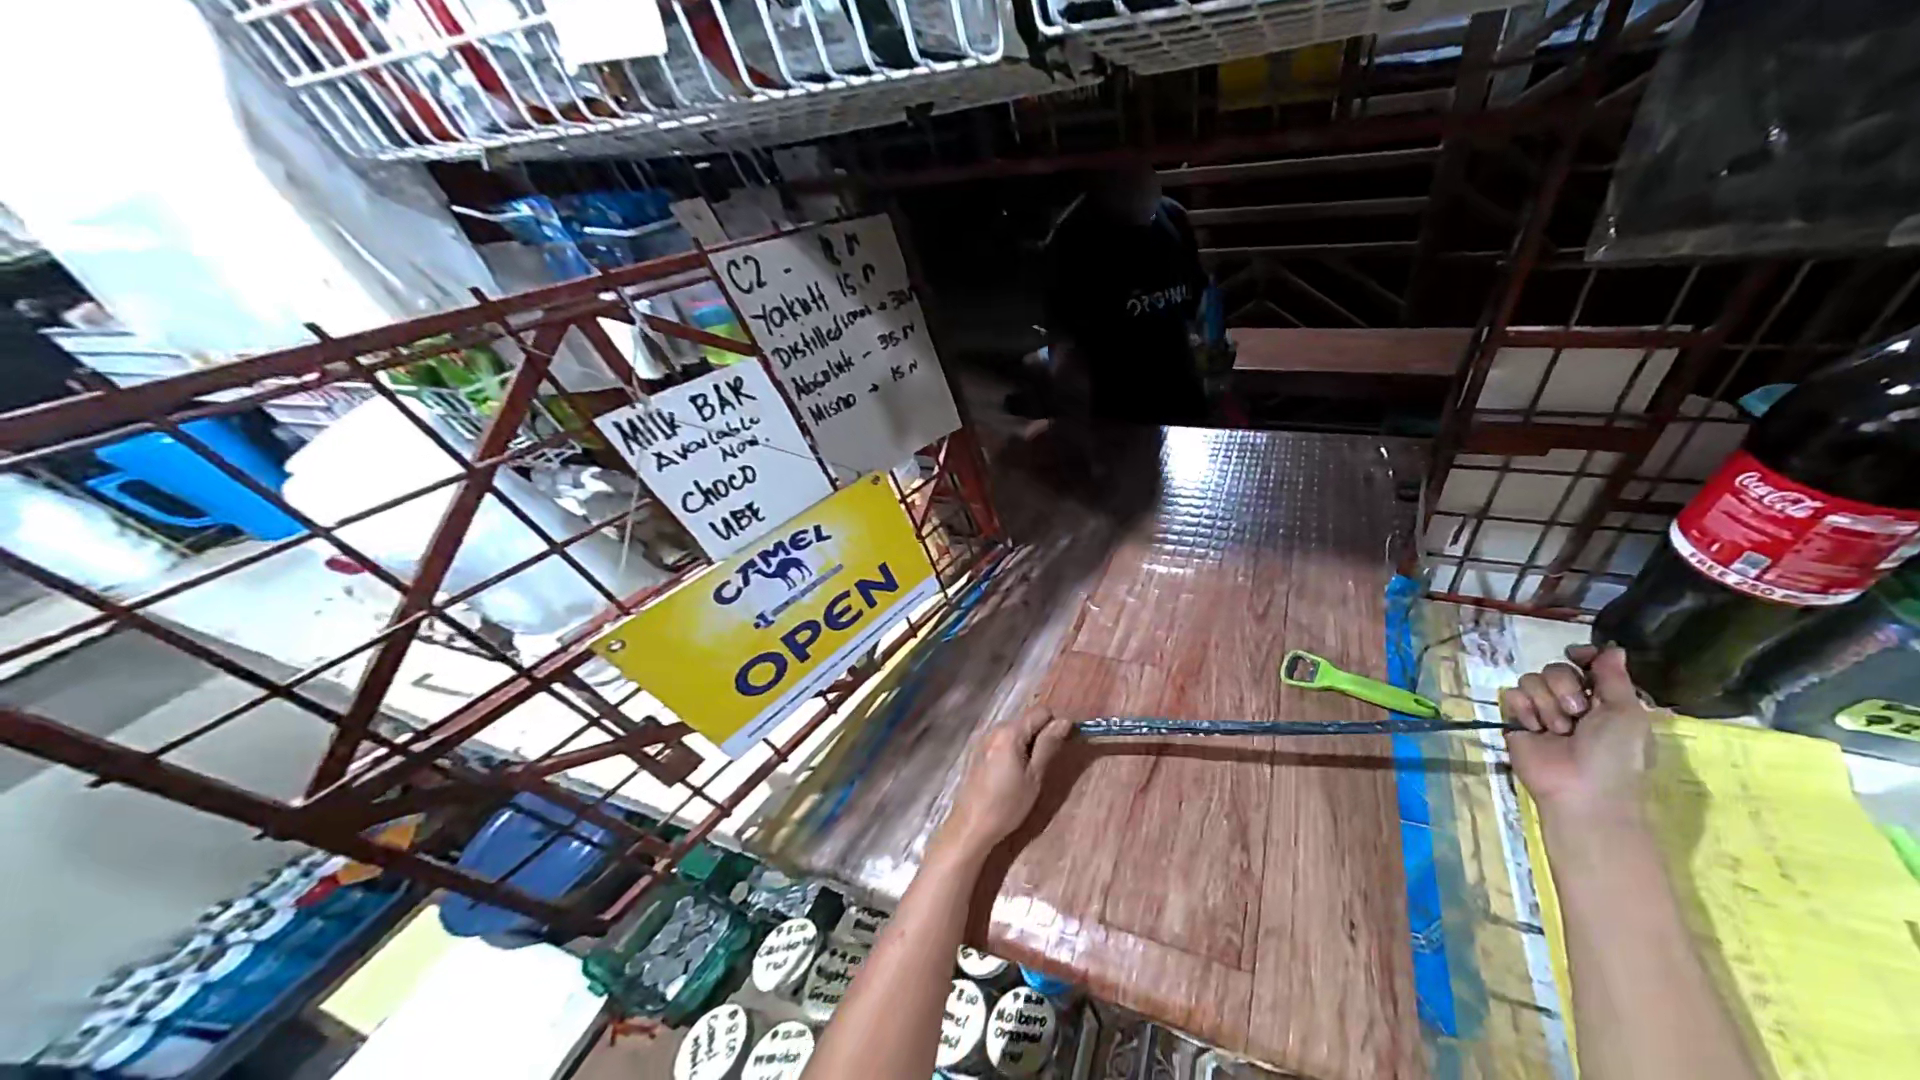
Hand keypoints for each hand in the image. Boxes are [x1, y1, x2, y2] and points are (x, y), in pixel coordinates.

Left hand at [937, 709, 1073, 857]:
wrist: (971, 826)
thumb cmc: (1007, 805)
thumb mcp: (1034, 776)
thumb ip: (1048, 745)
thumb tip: (1065, 721)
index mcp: (1009, 732)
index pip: (1041, 712)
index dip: (1055, 725)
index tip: (1061, 746)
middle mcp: (994, 729)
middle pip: (1027, 720)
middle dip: (1040, 735)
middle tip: (1044, 764)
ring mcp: (983, 739)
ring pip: (1015, 730)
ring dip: (1027, 743)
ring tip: (1028, 772)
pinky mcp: (978, 751)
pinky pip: (1003, 741)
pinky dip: (1013, 750)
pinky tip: (1011, 774)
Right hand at [1501, 645, 1657, 819]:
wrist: (1581, 788)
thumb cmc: (1615, 754)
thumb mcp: (1626, 713)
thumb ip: (1615, 678)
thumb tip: (1613, 647)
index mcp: (1602, 698)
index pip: (1586, 662)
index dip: (1582, 655)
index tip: (1579, 656)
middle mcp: (1570, 700)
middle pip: (1555, 668)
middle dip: (1564, 687)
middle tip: (1577, 713)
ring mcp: (1541, 710)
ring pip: (1531, 679)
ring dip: (1546, 703)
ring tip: (1557, 729)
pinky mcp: (1515, 719)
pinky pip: (1511, 695)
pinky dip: (1524, 710)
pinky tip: (1534, 729)